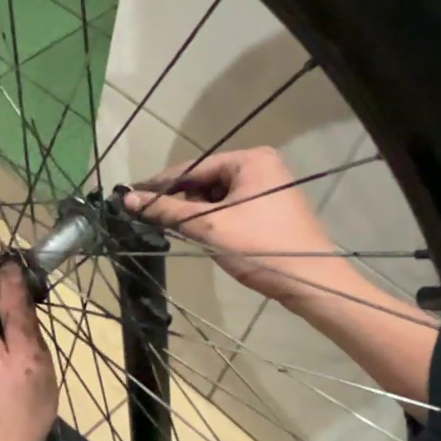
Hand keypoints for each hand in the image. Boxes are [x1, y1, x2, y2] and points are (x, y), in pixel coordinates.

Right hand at [128, 148, 440, 412]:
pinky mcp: (272, 207)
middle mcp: (262, 165)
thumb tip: (128, 200)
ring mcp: (269, 186)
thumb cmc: (260, 248)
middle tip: (150, 217)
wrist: (312, 282)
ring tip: (172, 228)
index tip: (131, 196)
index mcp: (250, 159)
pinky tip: (199, 233)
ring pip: (218, 195)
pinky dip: (214, 218)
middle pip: (205, 180)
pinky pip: (232, 206)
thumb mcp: (209, 227)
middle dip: (180, 199)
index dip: (160, 184)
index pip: (192, 167)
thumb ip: (168, 211)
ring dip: (196, 211)